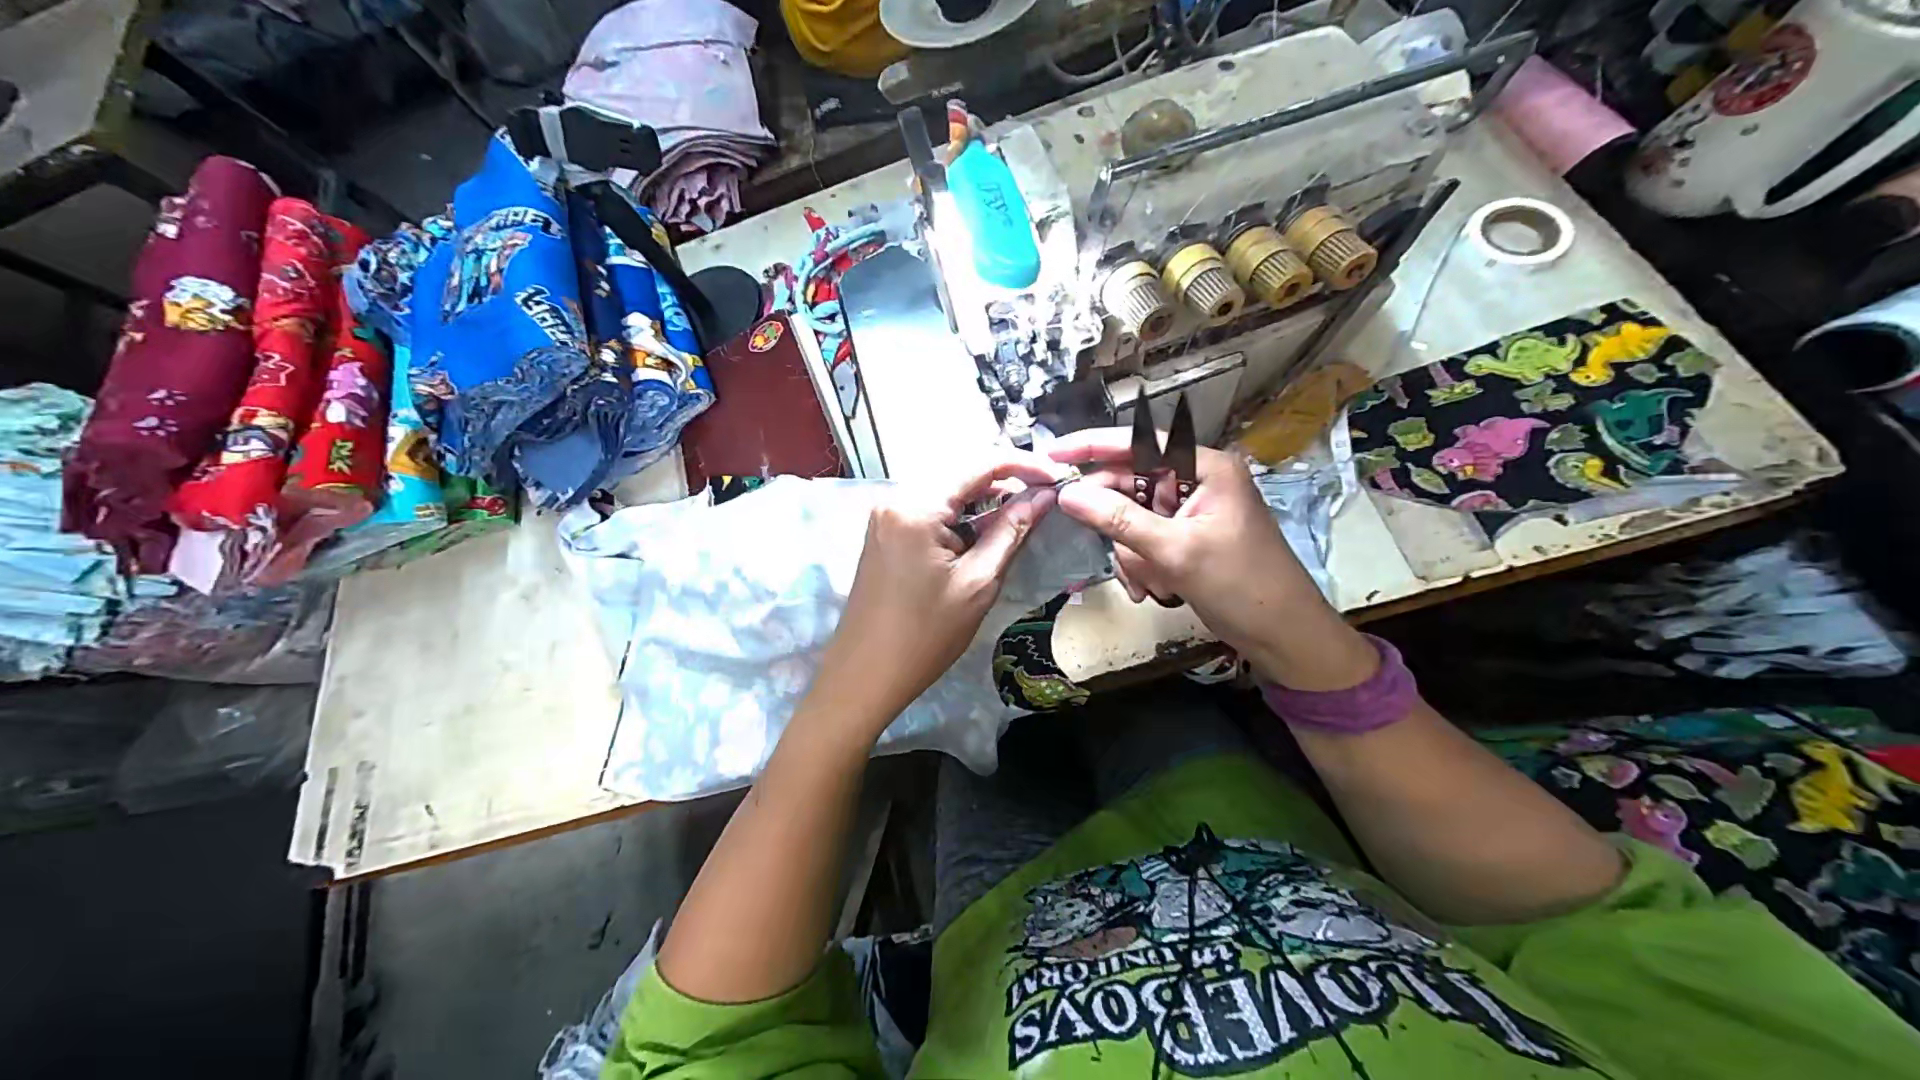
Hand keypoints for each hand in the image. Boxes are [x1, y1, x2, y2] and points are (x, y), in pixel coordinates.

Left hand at [811, 450, 1067, 733]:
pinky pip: (929, 507)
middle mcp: (895, 497)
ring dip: (983, 499)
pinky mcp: (884, 529)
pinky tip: (982, 531)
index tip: (1058, 477)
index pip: (979, 462)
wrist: (865, 675)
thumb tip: (1044, 496)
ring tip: (1020, 517)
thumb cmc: (926, 635)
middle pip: (961, 471)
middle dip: (1004, 481)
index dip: (1024, 464)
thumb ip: (1011, 531)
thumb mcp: (979, 583)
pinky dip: (959, 514)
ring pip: (946, 489)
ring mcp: (885, 513)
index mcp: (916, 505)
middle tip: (1043, 499)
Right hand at [1046, 428, 1375, 690]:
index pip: (1139, 443)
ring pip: (1131, 520)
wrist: (1283, 636)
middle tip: (1118, 554)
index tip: (1052, 454)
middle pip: (1130, 486)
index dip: (1093, 446)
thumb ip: (1118, 519)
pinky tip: (1155, 591)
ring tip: (1152, 586)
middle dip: (1119, 528)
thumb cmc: (1241, 585)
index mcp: (1205, 467)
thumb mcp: (1175, 551)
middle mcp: (1195, 481)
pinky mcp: (1184, 538)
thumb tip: (1067, 494)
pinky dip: (1142, 566)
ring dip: (1132, 556)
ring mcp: (1189, 512)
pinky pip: (1143, 541)